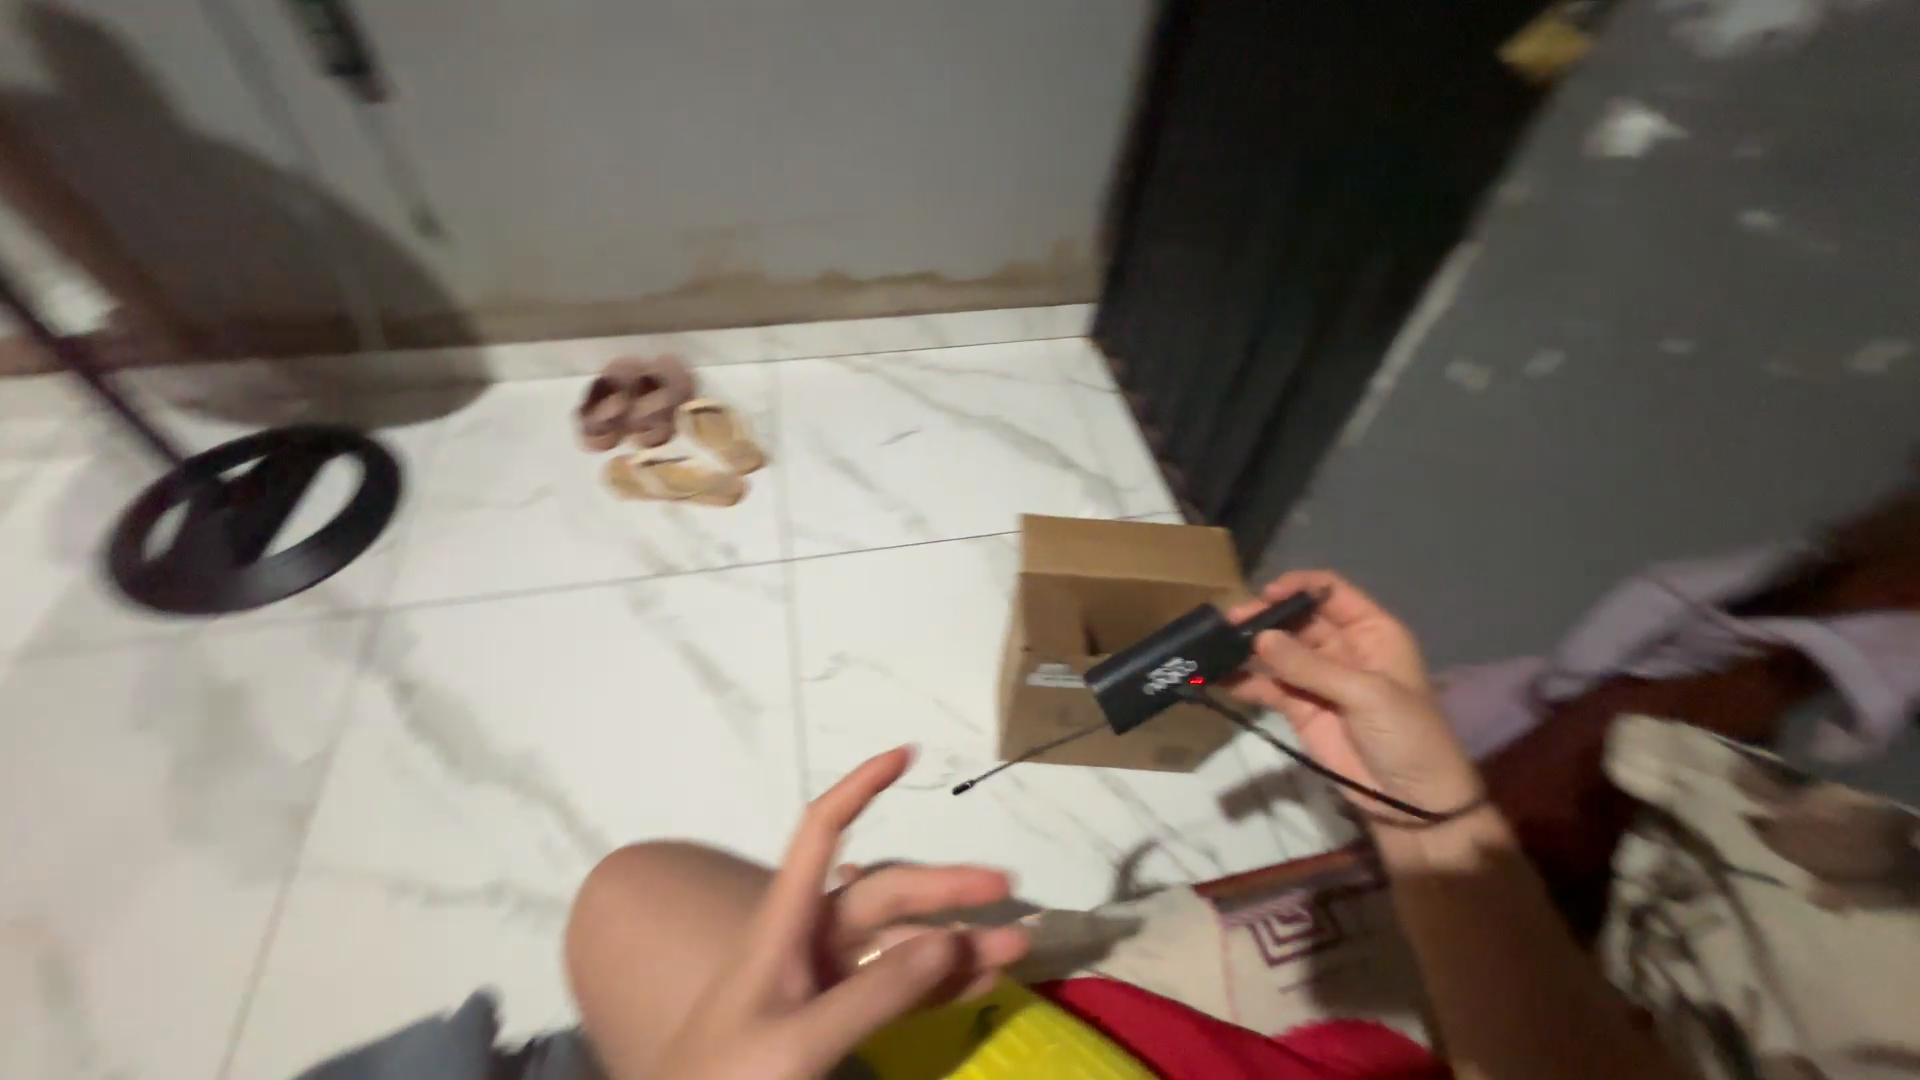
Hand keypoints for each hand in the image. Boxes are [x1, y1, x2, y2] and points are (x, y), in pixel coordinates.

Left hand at [657, 746, 1029, 1079]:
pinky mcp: (842, 1017)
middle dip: (946, 887)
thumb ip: (871, 995)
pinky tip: (983, 980)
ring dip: (959, 941)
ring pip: (905, 943)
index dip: (860, 787)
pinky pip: (903, 989)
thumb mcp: (796, 1042)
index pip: (822, 829)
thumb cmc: (726, 1079)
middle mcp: (813, 937)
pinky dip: (943, 984)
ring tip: (1017, 945)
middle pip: (886, 891)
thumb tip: (949, 940)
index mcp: (786, 919)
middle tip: (1006, 887)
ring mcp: (830, 978)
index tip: (906, 754)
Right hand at [1226, 571, 1479, 821]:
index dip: (1299, 587)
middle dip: (1264, 618)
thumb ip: (1310, 666)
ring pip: (1276, 651)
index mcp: (1371, 633)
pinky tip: (1219, 678)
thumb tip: (1259, 639)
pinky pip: (1266, 686)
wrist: (1414, 802)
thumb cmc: (1409, 736)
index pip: (1331, 593)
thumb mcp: (1368, 694)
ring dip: (1248, 648)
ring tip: (1216, 647)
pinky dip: (1243, 682)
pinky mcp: (1298, 708)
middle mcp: (1341, 648)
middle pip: (1296, 620)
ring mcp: (1316, 678)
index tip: (1267, 594)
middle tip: (1231, 623)